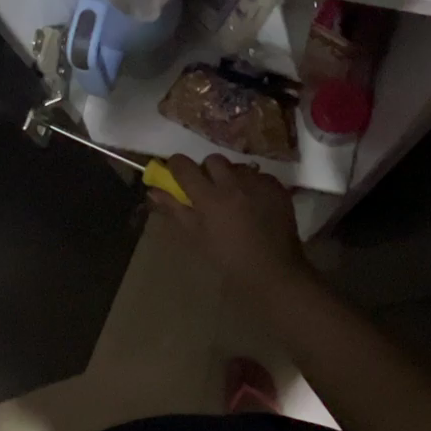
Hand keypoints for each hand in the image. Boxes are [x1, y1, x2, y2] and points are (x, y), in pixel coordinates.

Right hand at [153, 154, 312, 291]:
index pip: (183, 166)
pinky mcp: (276, 187)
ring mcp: (258, 183)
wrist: (272, 270)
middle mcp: (233, 183)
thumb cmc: (228, 259)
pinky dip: (253, 185)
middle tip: (209, 189)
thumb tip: (153, 191)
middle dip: (207, 170)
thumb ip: (175, 209)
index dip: (176, 166)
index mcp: (209, 198)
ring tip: (235, 198)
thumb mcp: (197, 236)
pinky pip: (260, 175)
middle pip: (212, 160)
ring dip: (232, 177)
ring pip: (238, 167)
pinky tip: (255, 204)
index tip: (176, 172)